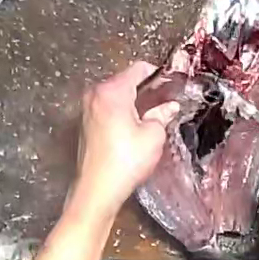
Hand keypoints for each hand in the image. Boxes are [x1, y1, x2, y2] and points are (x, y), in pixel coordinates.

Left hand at [69, 61, 182, 215]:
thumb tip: (169, 107)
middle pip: (126, 81)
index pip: (138, 69)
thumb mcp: (153, 136)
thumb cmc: (126, 161)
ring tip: (153, 116)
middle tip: (166, 102)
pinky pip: (108, 109)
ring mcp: (87, 109)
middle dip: (146, 90)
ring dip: (134, 102)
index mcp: (112, 91)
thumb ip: (162, 115)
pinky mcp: (85, 124)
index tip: (173, 84)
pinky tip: (135, 127)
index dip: (159, 75)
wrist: (97, 190)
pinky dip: (122, 113)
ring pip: (117, 96)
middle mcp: (95, 95)